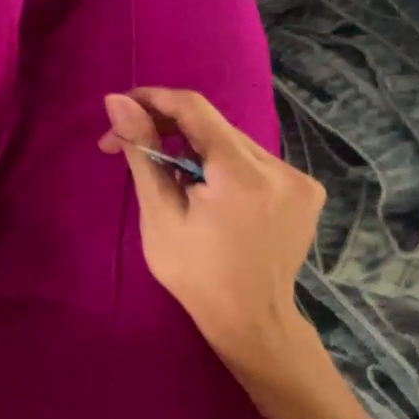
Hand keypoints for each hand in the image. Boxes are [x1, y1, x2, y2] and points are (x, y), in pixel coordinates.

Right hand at [100, 88, 325, 361]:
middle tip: (121, 147)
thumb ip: (142, 148)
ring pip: (227, 139)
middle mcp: (280, 170)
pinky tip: (197, 185)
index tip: (116, 112)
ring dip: (185, 144)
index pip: (193, 108)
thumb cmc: (193, 269)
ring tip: (160, 173)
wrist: (250, 319)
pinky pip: (246, 157)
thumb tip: (116, 100)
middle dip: (161, 126)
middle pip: (210, 123)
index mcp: (243, 174)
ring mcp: (298, 181)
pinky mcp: (303, 191)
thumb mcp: (158, 208)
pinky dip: (213, 160)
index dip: (150, 99)